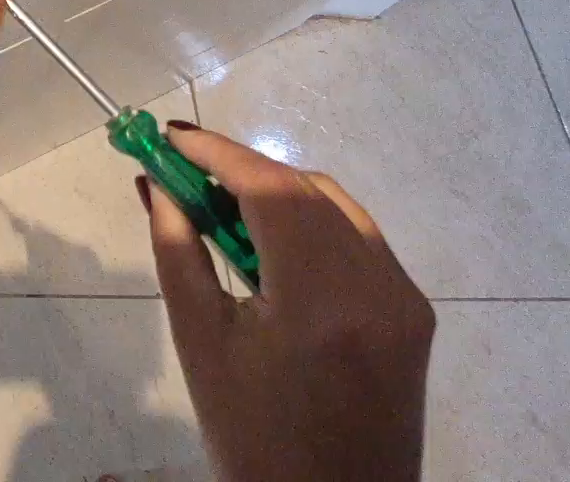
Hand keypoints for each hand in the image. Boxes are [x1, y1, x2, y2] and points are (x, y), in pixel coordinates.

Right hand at [139, 123, 434, 481]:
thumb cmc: (248, 432)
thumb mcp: (197, 338)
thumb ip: (176, 248)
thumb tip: (157, 185)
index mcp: (320, 303)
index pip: (269, 190)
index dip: (216, 152)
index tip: (168, 136)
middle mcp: (377, 289)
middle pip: (301, 188)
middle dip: (237, 166)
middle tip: (181, 168)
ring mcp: (404, 299)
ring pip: (332, 203)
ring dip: (272, 188)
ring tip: (218, 203)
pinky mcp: (412, 312)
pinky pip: (355, 234)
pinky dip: (306, 216)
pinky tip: (268, 238)